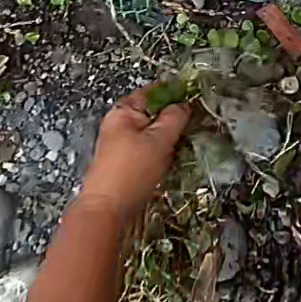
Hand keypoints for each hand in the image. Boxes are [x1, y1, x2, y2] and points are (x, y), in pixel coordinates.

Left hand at [77, 84, 189, 221]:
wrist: (106, 209)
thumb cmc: (132, 170)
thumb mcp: (159, 140)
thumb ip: (174, 118)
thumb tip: (184, 104)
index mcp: (123, 111)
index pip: (152, 92)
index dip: (174, 93)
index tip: (195, 100)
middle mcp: (118, 124)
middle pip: (151, 114)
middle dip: (172, 119)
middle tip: (193, 126)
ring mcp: (118, 144)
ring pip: (149, 134)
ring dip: (167, 139)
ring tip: (185, 146)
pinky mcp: (122, 163)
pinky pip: (145, 150)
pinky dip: (158, 152)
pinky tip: (170, 162)